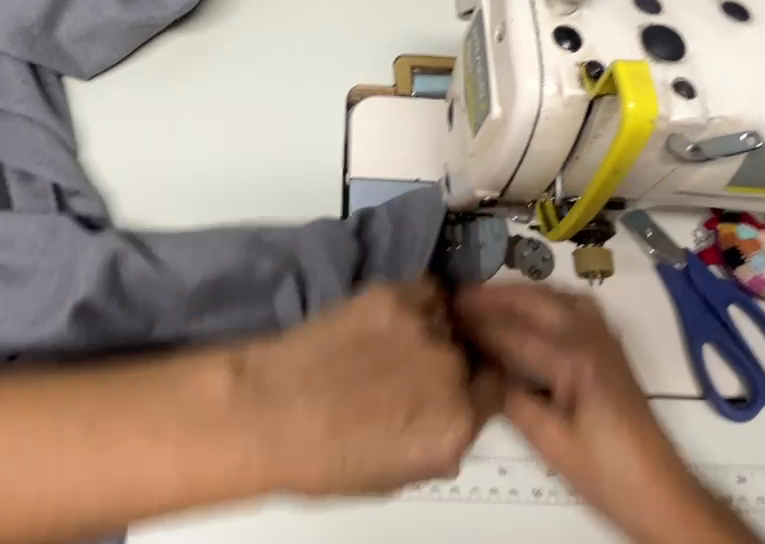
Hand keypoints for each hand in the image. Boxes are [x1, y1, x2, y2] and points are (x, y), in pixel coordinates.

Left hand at [232, 281, 500, 496]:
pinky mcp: (394, 294)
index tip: (459, 387)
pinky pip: (424, 290)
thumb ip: (440, 443)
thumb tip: (450, 422)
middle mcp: (449, 372)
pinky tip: (388, 316)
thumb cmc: (325, 458)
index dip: (475, 389)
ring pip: (447, 320)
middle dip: (449, 362)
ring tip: (394, 340)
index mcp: (456, 425)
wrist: (270, 411)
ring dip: (431, 329)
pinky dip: (414, 301)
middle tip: (415, 367)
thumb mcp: (398, 474)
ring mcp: (422, 328)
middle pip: (468, 356)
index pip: (494, 392)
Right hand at [453, 284, 695, 538]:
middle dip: (493, 297)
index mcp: (574, 360)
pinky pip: (572, 305)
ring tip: (486, 300)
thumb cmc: (604, 472)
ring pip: (554, 296)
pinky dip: (544, 299)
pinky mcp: (608, 345)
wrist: (661, 489)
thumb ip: (511, 399)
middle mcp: (589, 336)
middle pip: (534, 301)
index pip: (513, 333)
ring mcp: (602, 337)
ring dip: (519, 294)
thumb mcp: (550, 443)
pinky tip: (529, 310)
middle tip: (457, 297)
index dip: (478, 323)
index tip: (447, 314)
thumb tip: (479, 368)